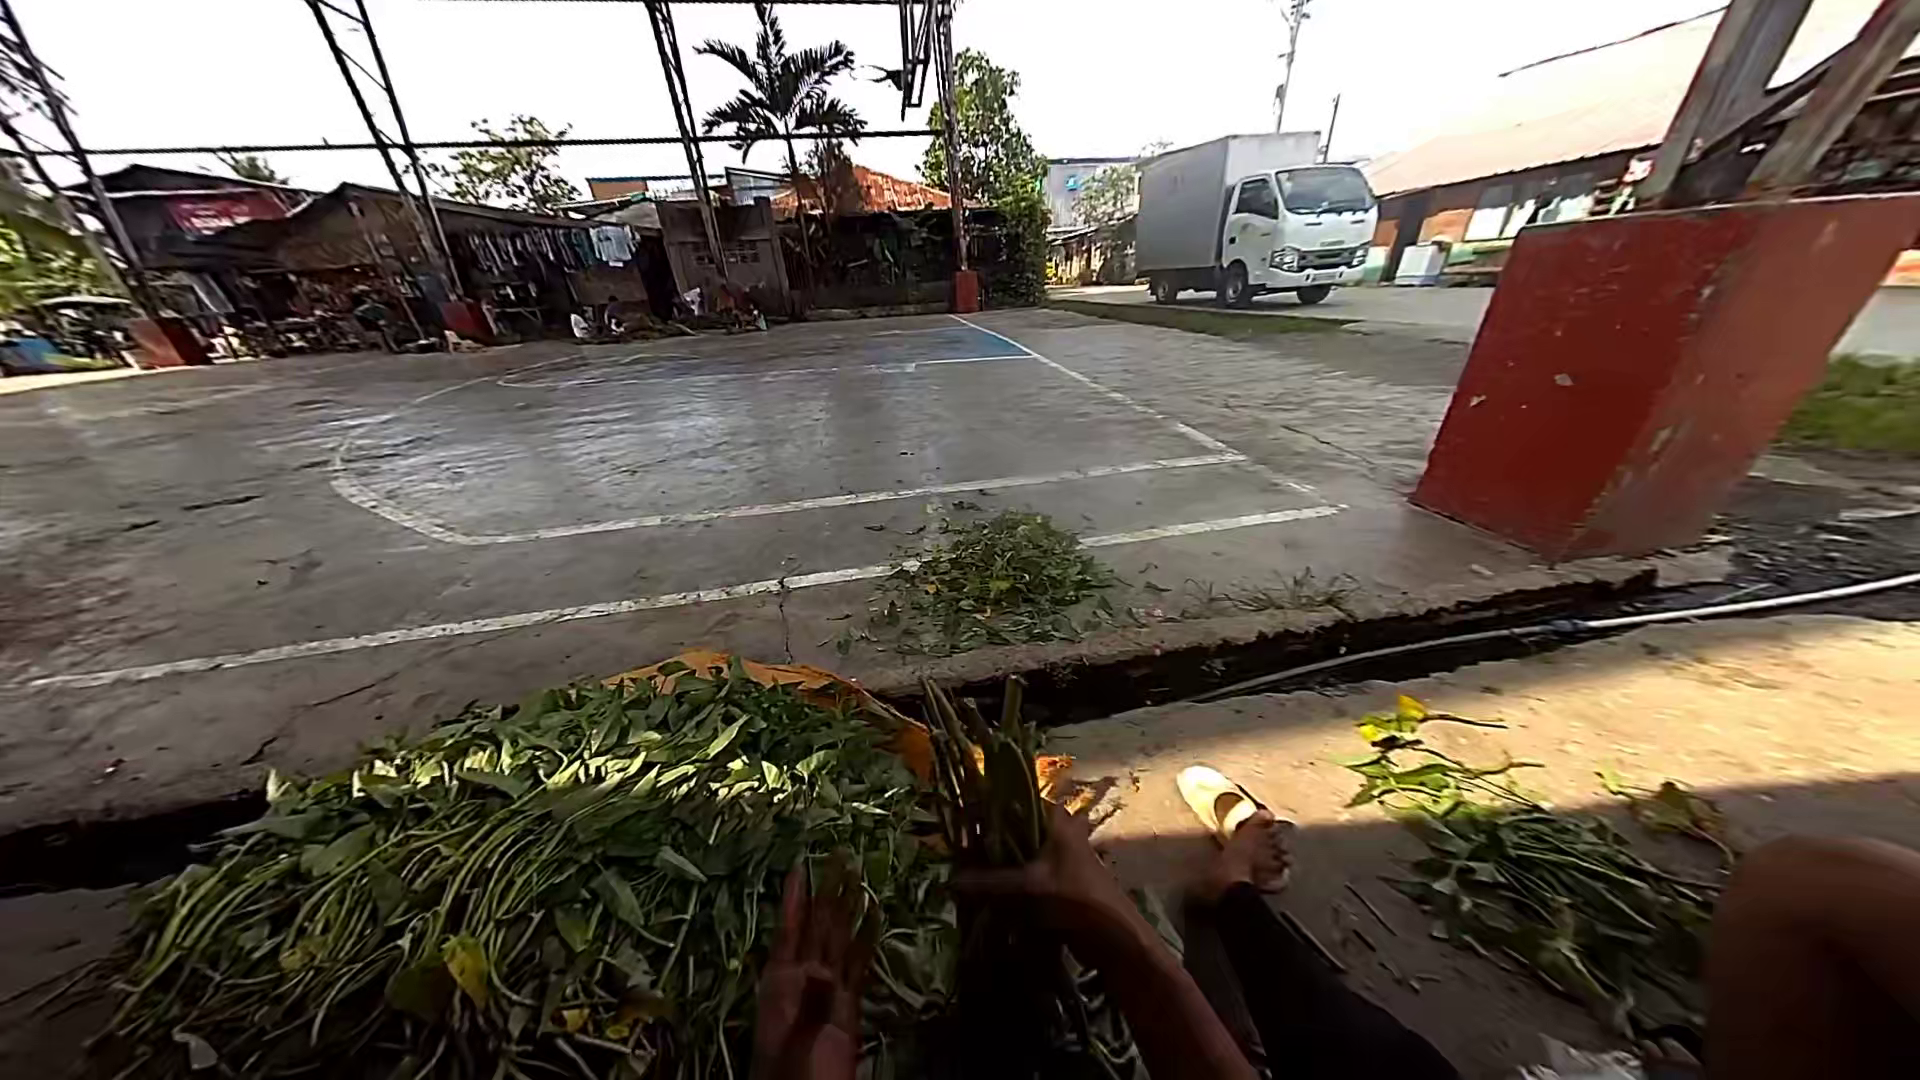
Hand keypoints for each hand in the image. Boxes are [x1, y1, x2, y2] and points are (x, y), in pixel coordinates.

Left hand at [751, 858, 873, 1079]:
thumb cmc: (792, 1077)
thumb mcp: (794, 1040)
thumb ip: (809, 1004)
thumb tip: (822, 971)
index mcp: (782, 982)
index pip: (789, 929)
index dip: (794, 898)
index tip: (800, 865)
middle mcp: (805, 976)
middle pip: (819, 925)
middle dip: (827, 891)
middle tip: (839, 855)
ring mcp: (827, 988)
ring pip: (840, 938)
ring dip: (849, 907)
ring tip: (859, 874)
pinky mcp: (848, 1004)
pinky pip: (858, 964)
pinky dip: (867, 938)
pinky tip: (876, 914)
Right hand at [954, 802, 1146, 963]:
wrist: (1116, 941)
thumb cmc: (1077, 899)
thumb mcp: (1030, 888)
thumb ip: (990, 882)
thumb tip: (949, 880)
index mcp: (1051, 816)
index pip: (1010, 798)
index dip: (983, 809)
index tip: (958, 823)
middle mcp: (1052, 827)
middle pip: (1009, 825)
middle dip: (986, 840)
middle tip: (957, 851)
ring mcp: (1053, 852)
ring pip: (1014, 849)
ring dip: (994, 861)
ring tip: (965, 870)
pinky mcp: (1053, 876)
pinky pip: (1021, 870)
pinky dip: (1005, 878)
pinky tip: (983, 888)